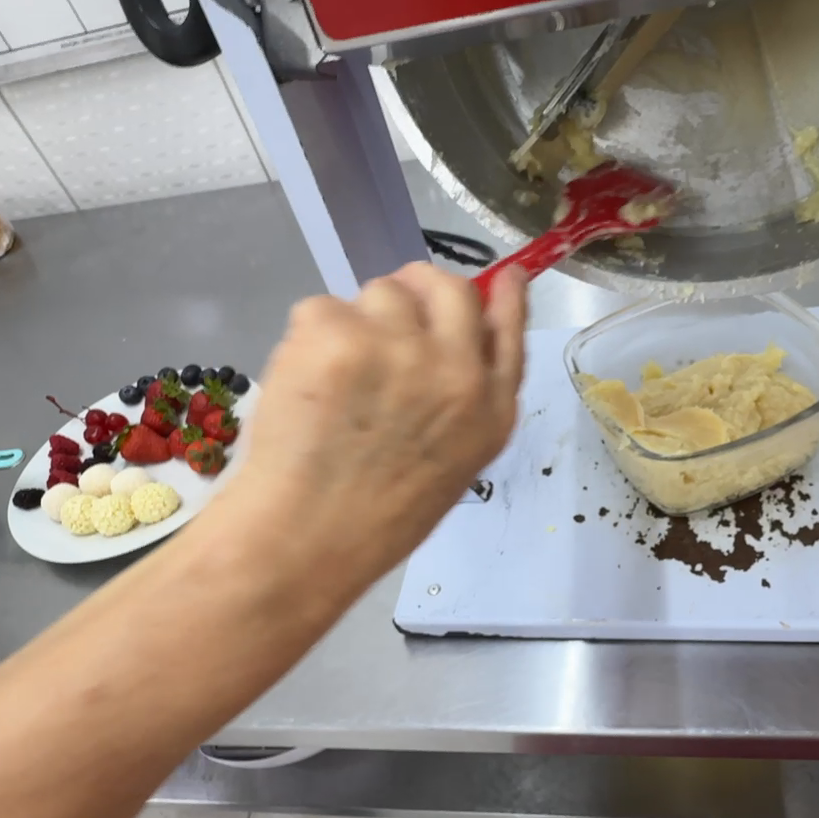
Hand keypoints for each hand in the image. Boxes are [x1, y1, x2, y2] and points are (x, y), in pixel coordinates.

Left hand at [215, 262, 529, 597]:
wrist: (310, 540)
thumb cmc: (380, 515)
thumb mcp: (455, 461)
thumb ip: (469, 396)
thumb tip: (460, 339)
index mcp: (489, 408)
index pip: (509, 328)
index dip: (505, 295)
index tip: (504, 277)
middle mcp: (455, 370)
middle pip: (447, 287)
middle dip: (418, 292)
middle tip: (386, 324)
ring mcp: (398, 347)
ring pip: (381, 291)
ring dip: (360, 321)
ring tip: (341, 380)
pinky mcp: (338, 336)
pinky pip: (324, 306)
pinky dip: (312, 338)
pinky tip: (309, 385)